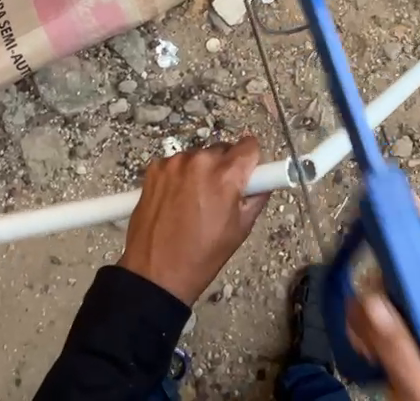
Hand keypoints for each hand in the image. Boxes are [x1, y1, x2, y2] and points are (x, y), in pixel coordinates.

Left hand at [118, 136, 270, 304]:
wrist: (156, 274)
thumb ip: (257, 196)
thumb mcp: (241, 229)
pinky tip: (176, 201)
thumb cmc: (201, 256)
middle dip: (225, 168)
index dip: (251, 161)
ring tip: (194, 203)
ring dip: (201, 172)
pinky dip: (179, 176)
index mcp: (226, 175)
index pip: (250, 145)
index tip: (248, 172)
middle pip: (223, 150)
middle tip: (219, 197)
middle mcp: (200, 161)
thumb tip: (263, 180)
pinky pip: (177, 164)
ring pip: (199, 157)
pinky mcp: (155, 168)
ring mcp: (175, 163)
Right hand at [346, 205, 419, 400]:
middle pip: (419, 278)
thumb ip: (398, 350)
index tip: (408, 203)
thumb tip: (372, 302)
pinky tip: (366, 343)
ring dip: (374, 312)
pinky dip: (375, 324)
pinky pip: (395, 315)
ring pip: (401, 296)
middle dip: (384, 286)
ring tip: (363, 337)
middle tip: (363, 301)